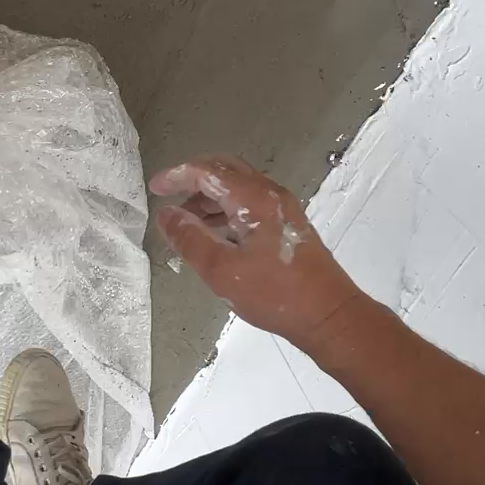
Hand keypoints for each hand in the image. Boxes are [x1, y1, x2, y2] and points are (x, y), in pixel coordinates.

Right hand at [151, 156, 365, 350]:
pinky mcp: (288, 222)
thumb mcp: (222, 271)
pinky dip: (226, 206)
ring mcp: (282, 206)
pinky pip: (250, 200)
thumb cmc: (275, 294)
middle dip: (193, 178)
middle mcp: (269, 193)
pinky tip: (213, 231)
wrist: (329, 315)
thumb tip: (166, 215)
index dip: (178, 175)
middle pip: (225, 169)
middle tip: (169, 194)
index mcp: (253, 198)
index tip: (156, 188)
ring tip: (186, 219)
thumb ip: (190, 239)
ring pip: (238, 185)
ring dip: (209, 194)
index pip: (208, 171)